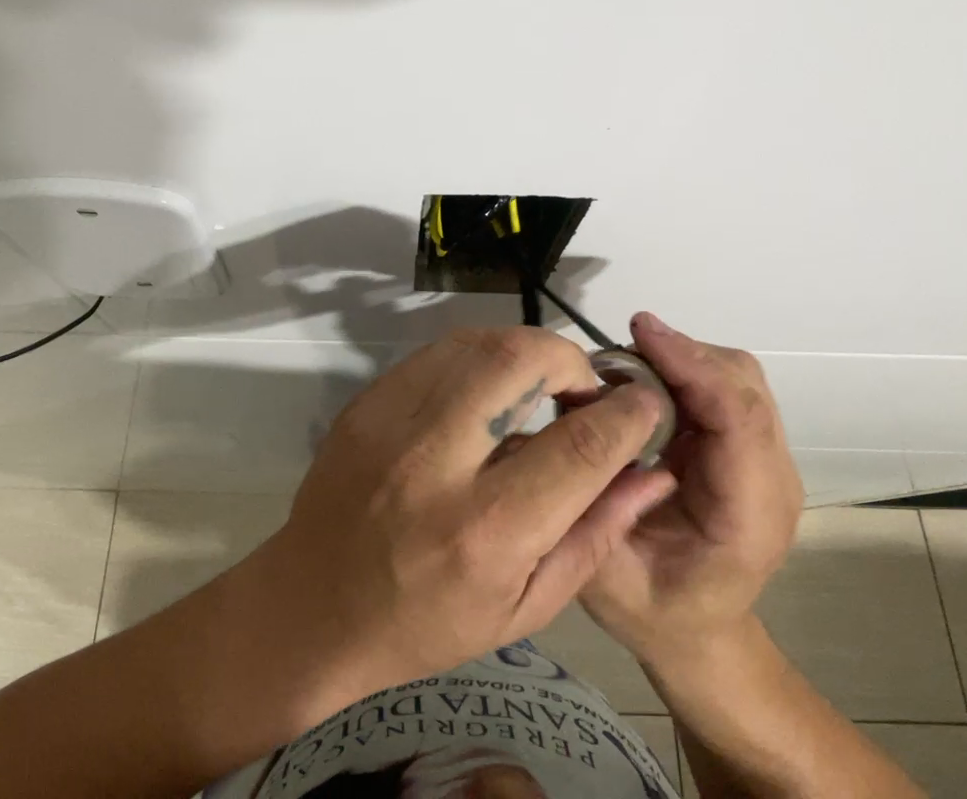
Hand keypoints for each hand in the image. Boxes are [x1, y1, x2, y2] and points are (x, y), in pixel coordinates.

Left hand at [243, 327, 676, 702]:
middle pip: (522, 360)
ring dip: (526, 353)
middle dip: (571, 362)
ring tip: (539, 388)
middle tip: (581, 393)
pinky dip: (479, 359)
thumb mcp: (526, 606)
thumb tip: (651, 471)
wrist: (314, 607)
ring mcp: (391, 423)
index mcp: (485, 529)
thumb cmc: (428, 623)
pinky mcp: (365, 403)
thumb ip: (595, 535)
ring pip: (478, 343)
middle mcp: (435, 462)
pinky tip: (488, 392)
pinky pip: (438, 353)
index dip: (629, 414)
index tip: (645, 405)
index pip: (581, 444)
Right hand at [579, 313, 802, 664]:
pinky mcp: (748, 452)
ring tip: (621, 368)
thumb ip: (594, 501)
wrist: (699, 637)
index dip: (690, 365)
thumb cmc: (653, 613)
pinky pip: (725, 391)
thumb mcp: (605, 574)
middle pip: (745, 386)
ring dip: (682, 359)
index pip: (737, 419)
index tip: (639, 329)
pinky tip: (641, 383)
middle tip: (611, 356)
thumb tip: (580, 419)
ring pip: (738, 379)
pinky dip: (684, 373)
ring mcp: (766, 464)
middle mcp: (772, 481)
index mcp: (748, 517)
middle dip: (681, 354)